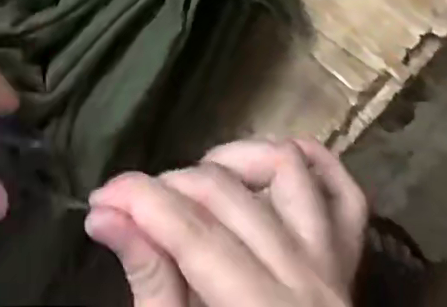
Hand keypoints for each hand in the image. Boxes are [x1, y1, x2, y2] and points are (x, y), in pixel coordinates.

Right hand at [84, 138, 367, 306]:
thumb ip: (149, 279)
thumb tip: (103, 215)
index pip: (192, 230)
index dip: (137, 200)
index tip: (98, 200)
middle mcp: (312, 285)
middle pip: (224, 192)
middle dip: (164, 187)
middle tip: (129, 212)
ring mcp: (337, 269)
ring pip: (282, 169)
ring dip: (228, 163)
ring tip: (191, 193)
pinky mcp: (348, 263)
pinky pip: (342, 190)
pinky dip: (303, 162)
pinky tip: (257, 168)